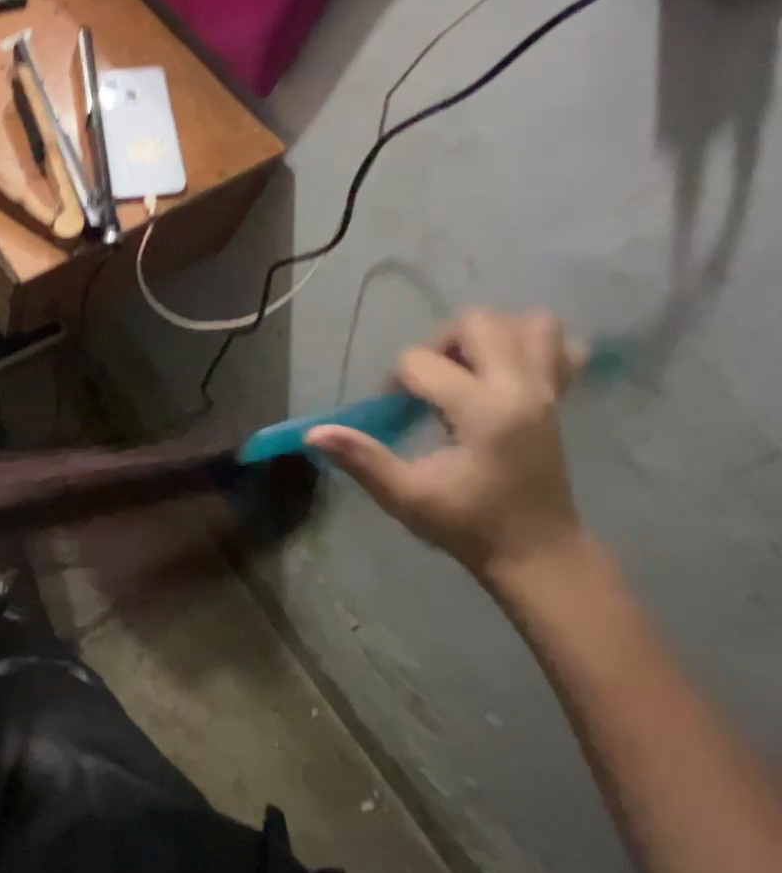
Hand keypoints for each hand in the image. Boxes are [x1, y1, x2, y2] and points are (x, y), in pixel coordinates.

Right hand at [307, 310, 584, 574]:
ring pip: (529, 324)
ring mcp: (549, 390)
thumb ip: (360, 458)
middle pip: (478, 323)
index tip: (394, 415)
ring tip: (463, 371)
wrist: (536, 549)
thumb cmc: (467, 523)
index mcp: (484, 410)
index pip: (421, 362)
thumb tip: (312, 433)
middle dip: (439, 343)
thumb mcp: (404, 495)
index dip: (395, 382)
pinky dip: (531, 348)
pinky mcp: (560, 398)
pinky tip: (502, 375)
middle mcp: (522, 388)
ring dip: (489, 336)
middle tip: (424, 382)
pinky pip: (559, 347)